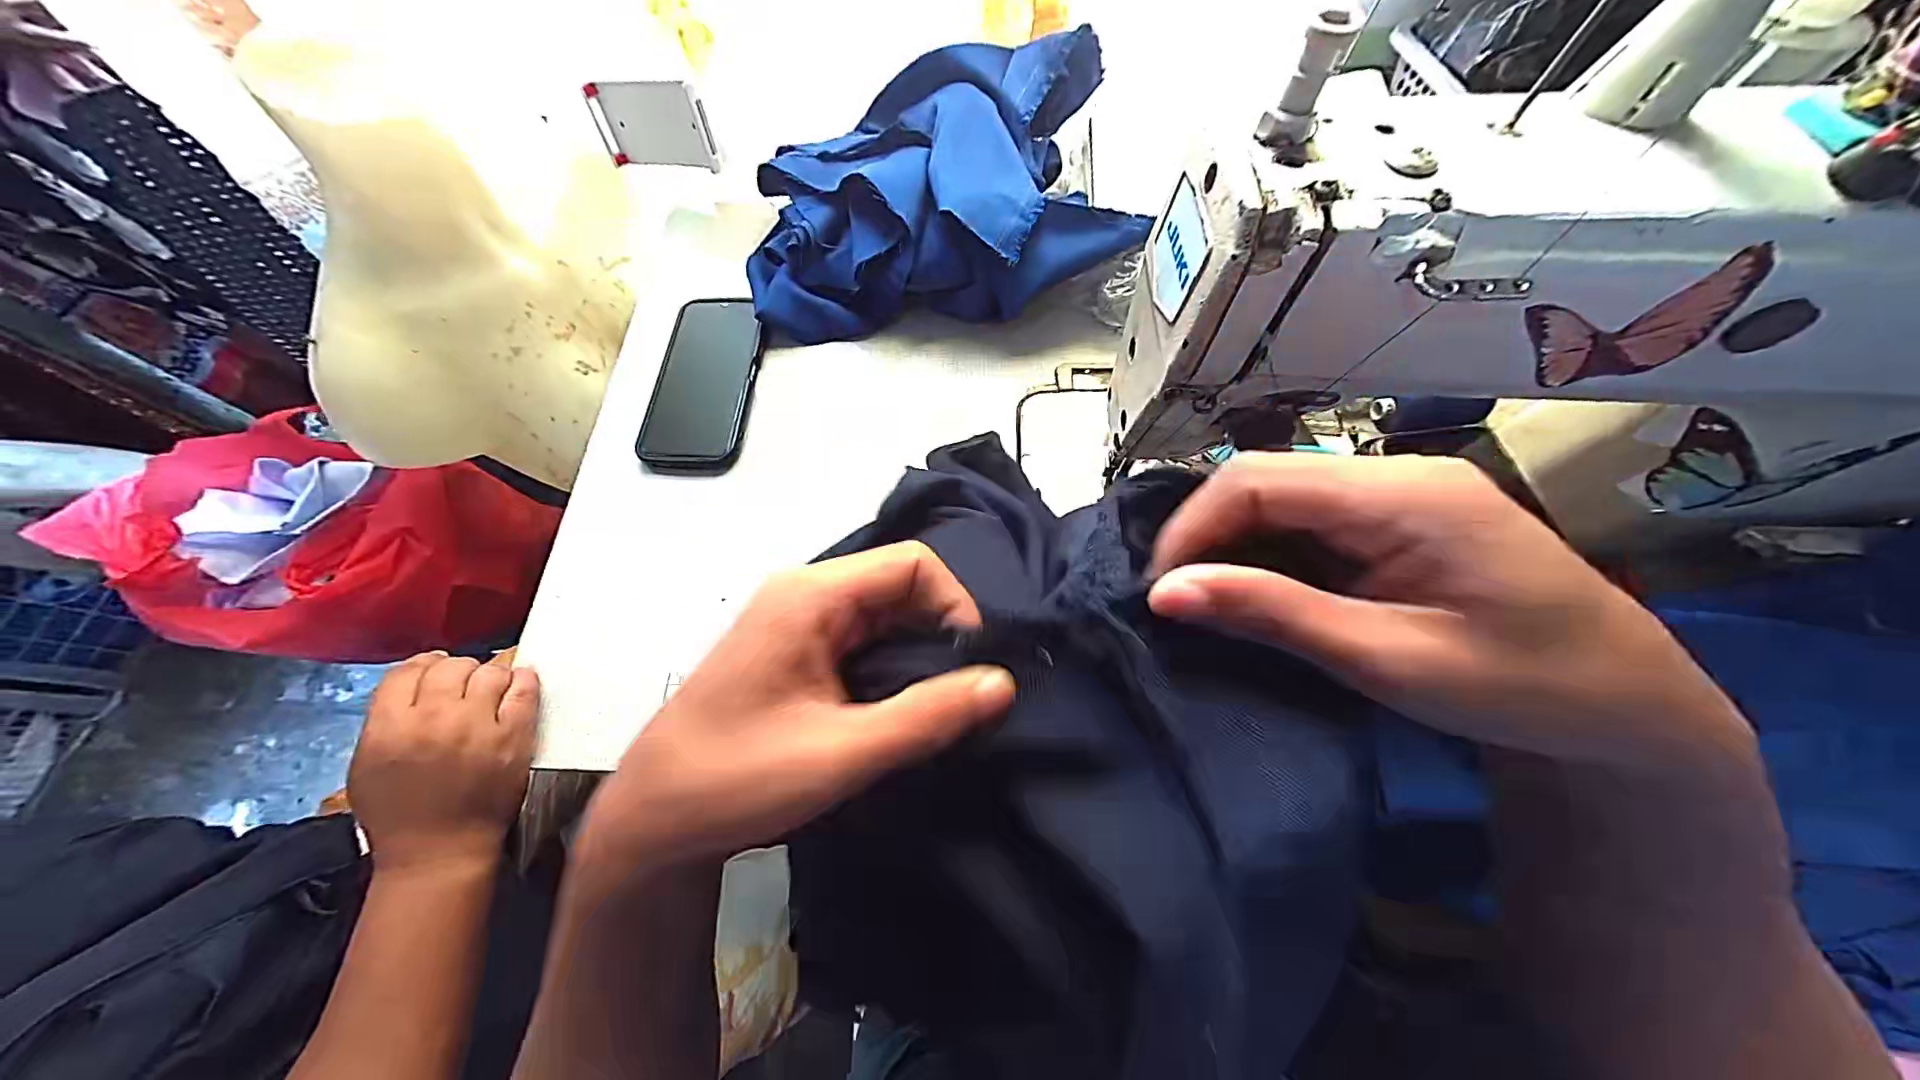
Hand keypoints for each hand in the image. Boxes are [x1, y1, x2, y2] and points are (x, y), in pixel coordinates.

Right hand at [348, 651, 538, 872]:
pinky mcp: (514, 734)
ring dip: (492, 675)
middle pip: (452, 666)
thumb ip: (386, 721)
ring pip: (490, 671)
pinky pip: (524, 689)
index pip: (407, 672)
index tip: (435, 668)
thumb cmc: (400, 815)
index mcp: (388, 727)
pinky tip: (521, 683)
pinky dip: (524, 680)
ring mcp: (477, 725)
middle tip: (465, 683)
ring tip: (491, 688)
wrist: (439, 849)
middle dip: (459, 671)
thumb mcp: (368, 764)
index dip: (423, 666)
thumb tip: (415, 687)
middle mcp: (433, 719)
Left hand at [576, 541, 1015, 873]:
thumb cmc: (738, 778)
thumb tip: (1002, 682)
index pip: (912, 564)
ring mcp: (796, 624)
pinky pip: (862, 642)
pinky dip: (892, 668)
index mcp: (810, 596)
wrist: (652, 820)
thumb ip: (927, 716)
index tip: (974, 665)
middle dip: (941, 633)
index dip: (956, 605)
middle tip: (966, 692)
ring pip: (884, 617)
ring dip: (918, 655)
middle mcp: (804, 595)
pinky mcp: (795, 654)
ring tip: (942, 706)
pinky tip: (903, 709)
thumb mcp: (843, 752)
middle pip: (899, 587)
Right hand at [1146, 453, 1751, 765]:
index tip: (1159, 592)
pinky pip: (1304, 522)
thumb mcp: (1385, 658)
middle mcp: (1393, 475)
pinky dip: (1265, 557)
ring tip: (1204, 602)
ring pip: (1276, 500)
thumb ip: (1272, 614)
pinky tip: (1254, 594)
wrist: (1632, 711)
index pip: (1256, 479)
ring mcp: (1396, 494)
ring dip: (1230, 548)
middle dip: (1203, 537)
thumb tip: (1164, 592)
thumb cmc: (1523, 689)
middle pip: (1261, 480)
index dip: (1191, 529)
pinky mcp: (1394, 521)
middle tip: (1175, 602)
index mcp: (1403, 494)